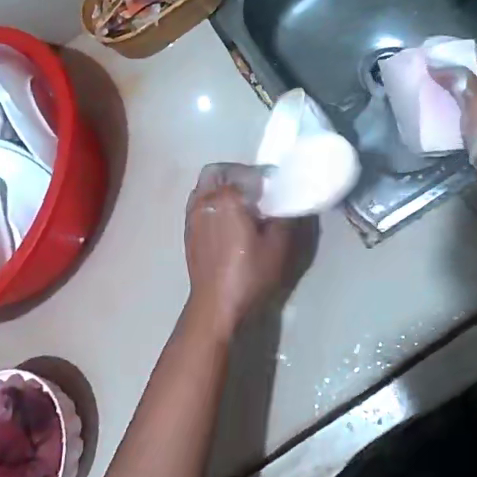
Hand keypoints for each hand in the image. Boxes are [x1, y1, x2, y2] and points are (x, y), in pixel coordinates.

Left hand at [184, 164, 299, 338]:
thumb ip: (285, 216)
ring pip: (205, 186)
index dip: (266, 177)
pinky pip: (199, 203)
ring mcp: (192, 215)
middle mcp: (204, 200)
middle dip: (237, 174)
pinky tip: (228, 221)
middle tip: (257, 190)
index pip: (248, 173)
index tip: (278, 188)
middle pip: (217, 171)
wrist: (215, 305)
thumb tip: (288, 200)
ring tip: (242, 205)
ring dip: (223, 187)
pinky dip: (213, 202)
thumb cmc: (249, 274)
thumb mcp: (278, 246)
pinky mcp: (188, 230)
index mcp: (226, 198)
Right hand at [429, 54, 476, 194]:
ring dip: (445, 96)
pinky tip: (430, 122)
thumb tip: (436, 63)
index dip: (458, 50)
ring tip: (419, 93)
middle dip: (448, 73)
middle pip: (471, 79)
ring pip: (465, 102)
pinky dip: (446, 119)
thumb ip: (458, 79)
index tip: (432, 48)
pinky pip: (460, 124)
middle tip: (420, 71)